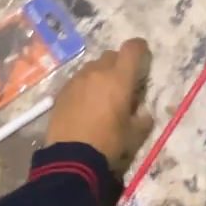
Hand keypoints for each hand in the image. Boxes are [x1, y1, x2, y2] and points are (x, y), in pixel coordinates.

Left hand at [47, 38, 152, 171]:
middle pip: (110, 55)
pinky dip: (85, 86)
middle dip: (119, 64)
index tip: (143, 55)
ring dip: (100, 74)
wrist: (71, 157)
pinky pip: (77, 80)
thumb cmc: (108, 143)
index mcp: (119, 79)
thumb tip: (142, 112)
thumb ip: (142, 119)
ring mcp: (76, 80)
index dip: (140, 48)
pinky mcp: (61, 91)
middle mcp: (97, 72)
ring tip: (102, 94)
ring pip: (92, 67)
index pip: (132, 49)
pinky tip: (85, 104)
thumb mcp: (134, 135)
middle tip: (122, 82)